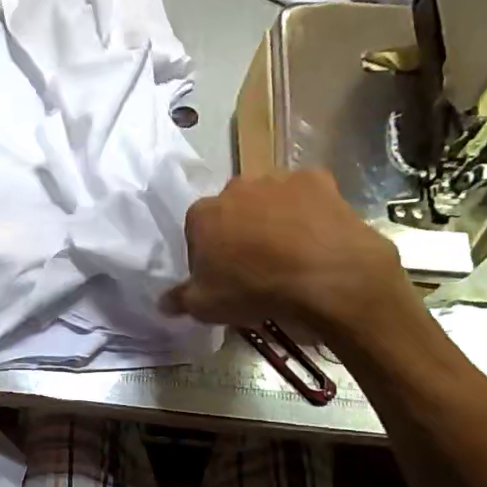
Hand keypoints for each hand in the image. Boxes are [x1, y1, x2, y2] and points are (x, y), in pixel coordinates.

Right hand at [164, 171, 414, 330]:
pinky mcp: (317, 179)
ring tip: (288, 254)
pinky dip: (307, 212)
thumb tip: (163, 303)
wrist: (323, 274)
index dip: (207, 256)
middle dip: (238, 232)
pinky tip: (315, 238)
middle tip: (254, 266)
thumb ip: (181, 300)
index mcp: (202, 214)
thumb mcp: (206, 307)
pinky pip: (305, 196)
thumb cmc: (253, 289)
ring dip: (272, 219)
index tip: (221, 277)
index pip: (196, 233)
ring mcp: (277, 179)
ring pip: (268, 200)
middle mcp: (235, 187)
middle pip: (231, 211)